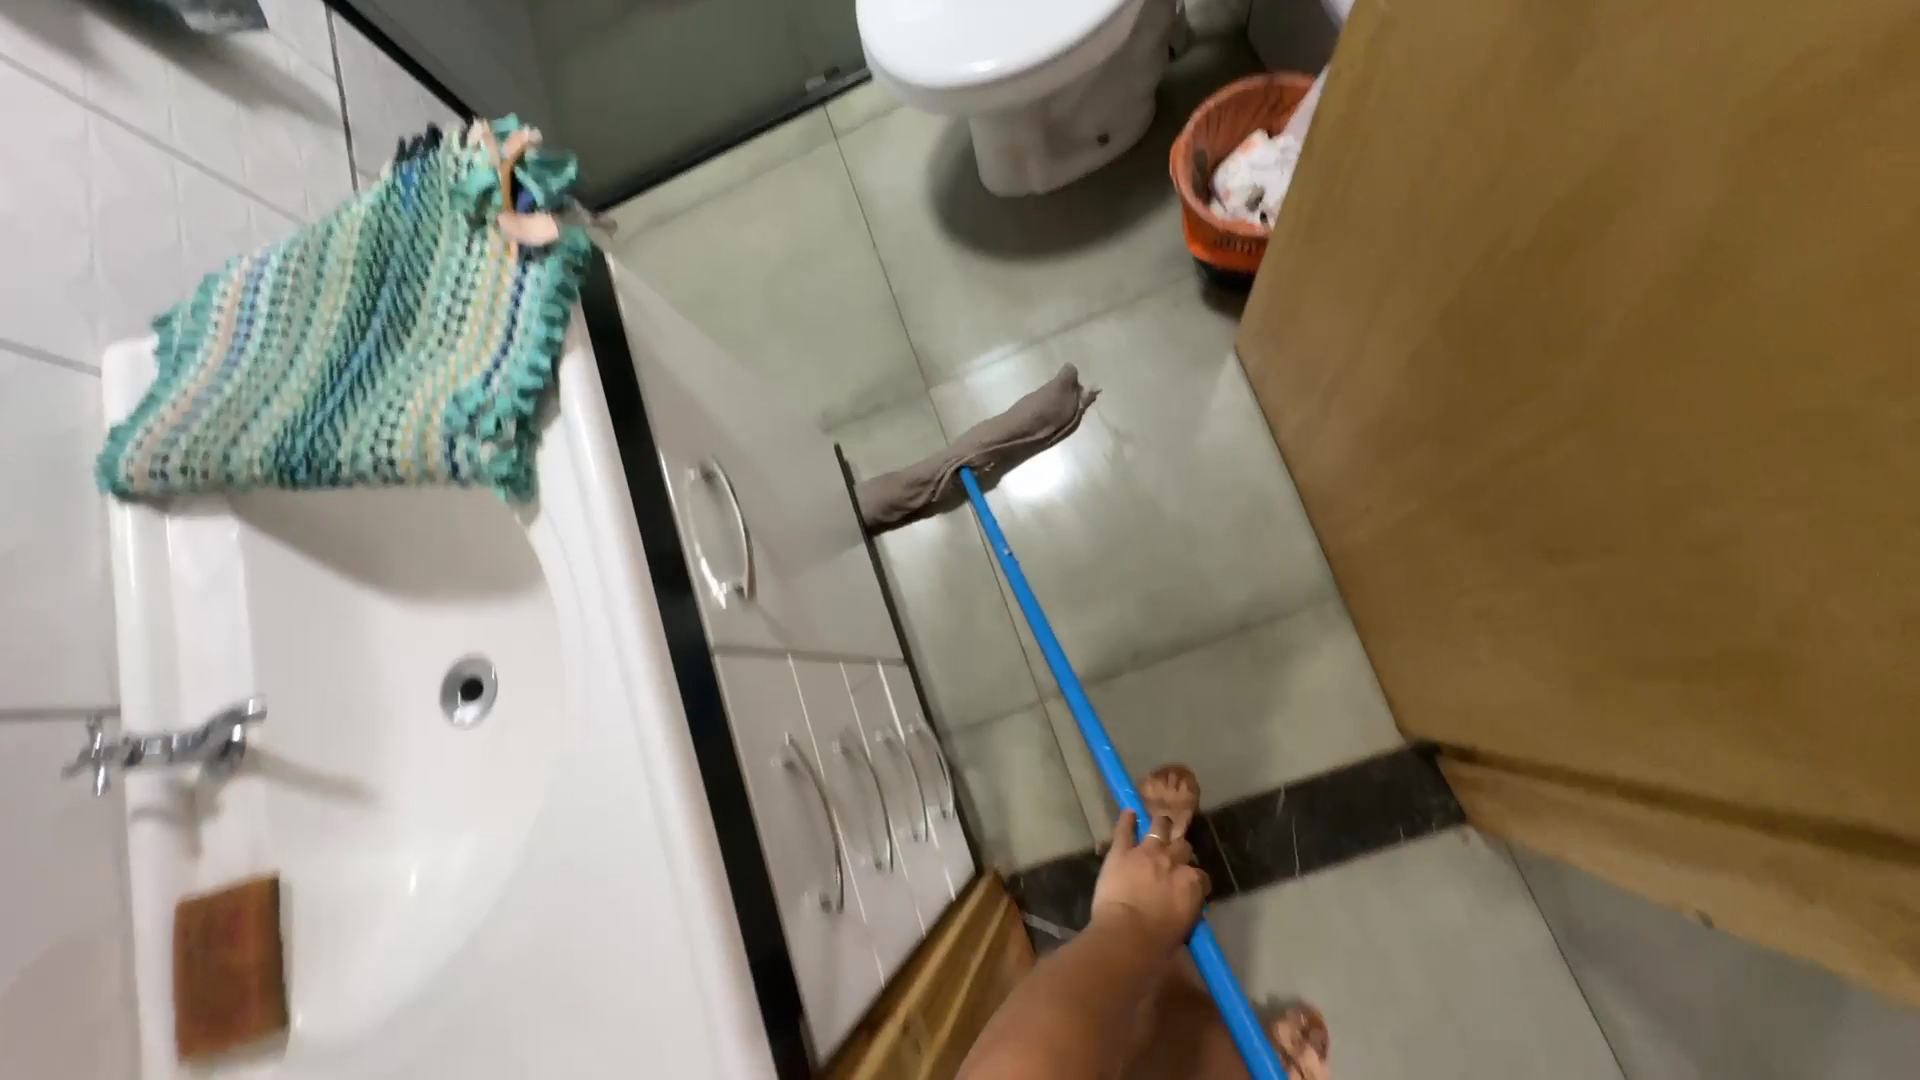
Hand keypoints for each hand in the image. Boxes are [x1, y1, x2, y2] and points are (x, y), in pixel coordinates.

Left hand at [1089, 809, 1209, 951]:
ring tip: (1158, 824)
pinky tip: (1128, 813)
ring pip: (1158, 828)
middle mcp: (1172, 862)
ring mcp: (1146, 852)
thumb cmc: (1158, 944)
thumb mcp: (1184, 930)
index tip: (1188, 886)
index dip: (1194, 881)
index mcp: (1192, 884)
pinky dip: (1126, 821)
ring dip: (1159, 827)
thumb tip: (1182, 910)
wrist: (1126, 935)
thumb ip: (1186, 911)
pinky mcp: (1121, 851)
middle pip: (1182, 847)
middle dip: (1179, 851)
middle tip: (1172, 856)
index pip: (1201, 877)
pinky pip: (1124, 830)